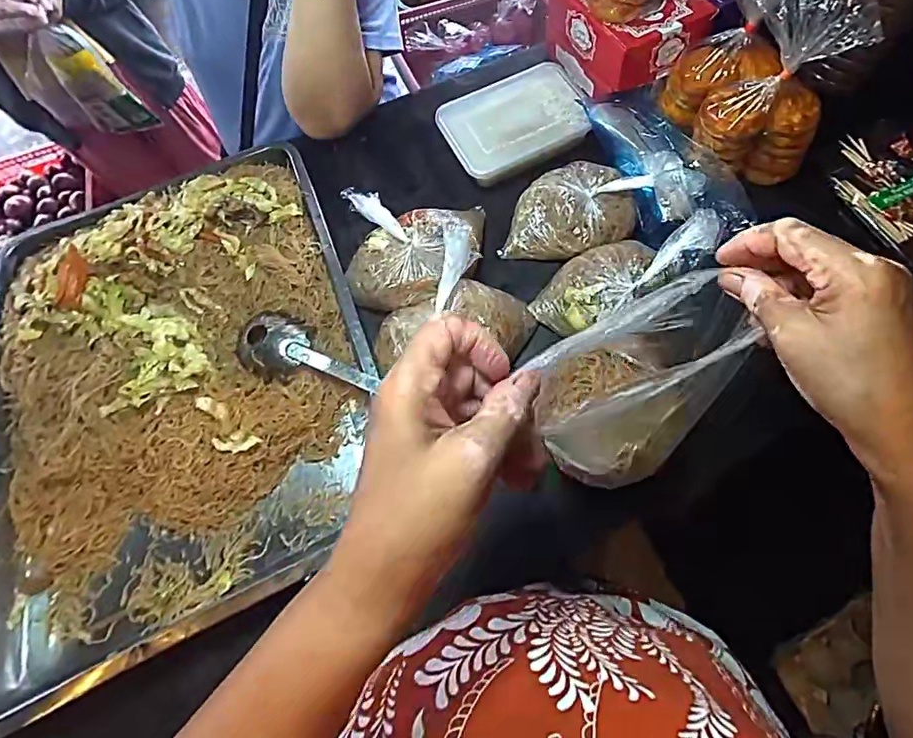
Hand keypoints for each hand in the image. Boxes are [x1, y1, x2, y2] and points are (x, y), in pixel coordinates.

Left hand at [328, 315, 542, 618]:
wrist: (380, 583)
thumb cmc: (420, 515)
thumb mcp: (471, 459)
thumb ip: (504, 412)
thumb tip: (531, 378)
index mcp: (410, 385)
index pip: (446, 329)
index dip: (481, 343)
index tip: (506, 379)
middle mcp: (415, 397)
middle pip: (468, 369)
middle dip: (505, 399)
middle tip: (532, 435)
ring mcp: (424, 426)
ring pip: (475, 405)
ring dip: (508, 430)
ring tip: (531, 469)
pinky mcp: (433, 453)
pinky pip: (471, 433)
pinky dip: (497, 450)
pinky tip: (519, 480)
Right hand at [717, 219, 912, 481]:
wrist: (907, 435)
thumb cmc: (854, 388)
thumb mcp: (791, 335)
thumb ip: (759, 295)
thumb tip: (736, 276)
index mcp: (855, 268)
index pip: (791, 233)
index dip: (749, 242)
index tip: (722, 258)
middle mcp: (874, 268)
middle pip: (806, 246)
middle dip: (764, 261)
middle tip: (731, 279)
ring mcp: (882, 287)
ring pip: (818, 267)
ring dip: (781, 280)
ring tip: (750, 300)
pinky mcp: (883, 307)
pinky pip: (834, 287)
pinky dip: (803, 295)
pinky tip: (779, 313)